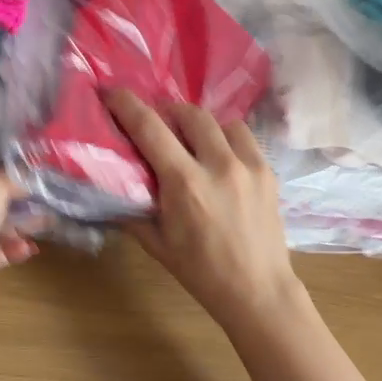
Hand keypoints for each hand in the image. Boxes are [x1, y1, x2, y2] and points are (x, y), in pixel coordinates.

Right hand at [106, 89, 302, 326]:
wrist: (255, 288)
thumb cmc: (199, 272)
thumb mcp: (157, 245)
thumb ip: (134, 213)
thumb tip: (113, 191)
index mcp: (185, 184)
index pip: (151, 130)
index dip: (128, 106)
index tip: (112, 92)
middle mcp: (218, 165)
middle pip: (189, 114)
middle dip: (167, 110)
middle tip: (154, 120)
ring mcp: (249, 165)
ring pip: (221, 121)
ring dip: (199, 123)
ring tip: (189, 138)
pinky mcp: (268, 171)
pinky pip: (244, 138)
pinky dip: (225, 138)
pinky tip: (218, 155)